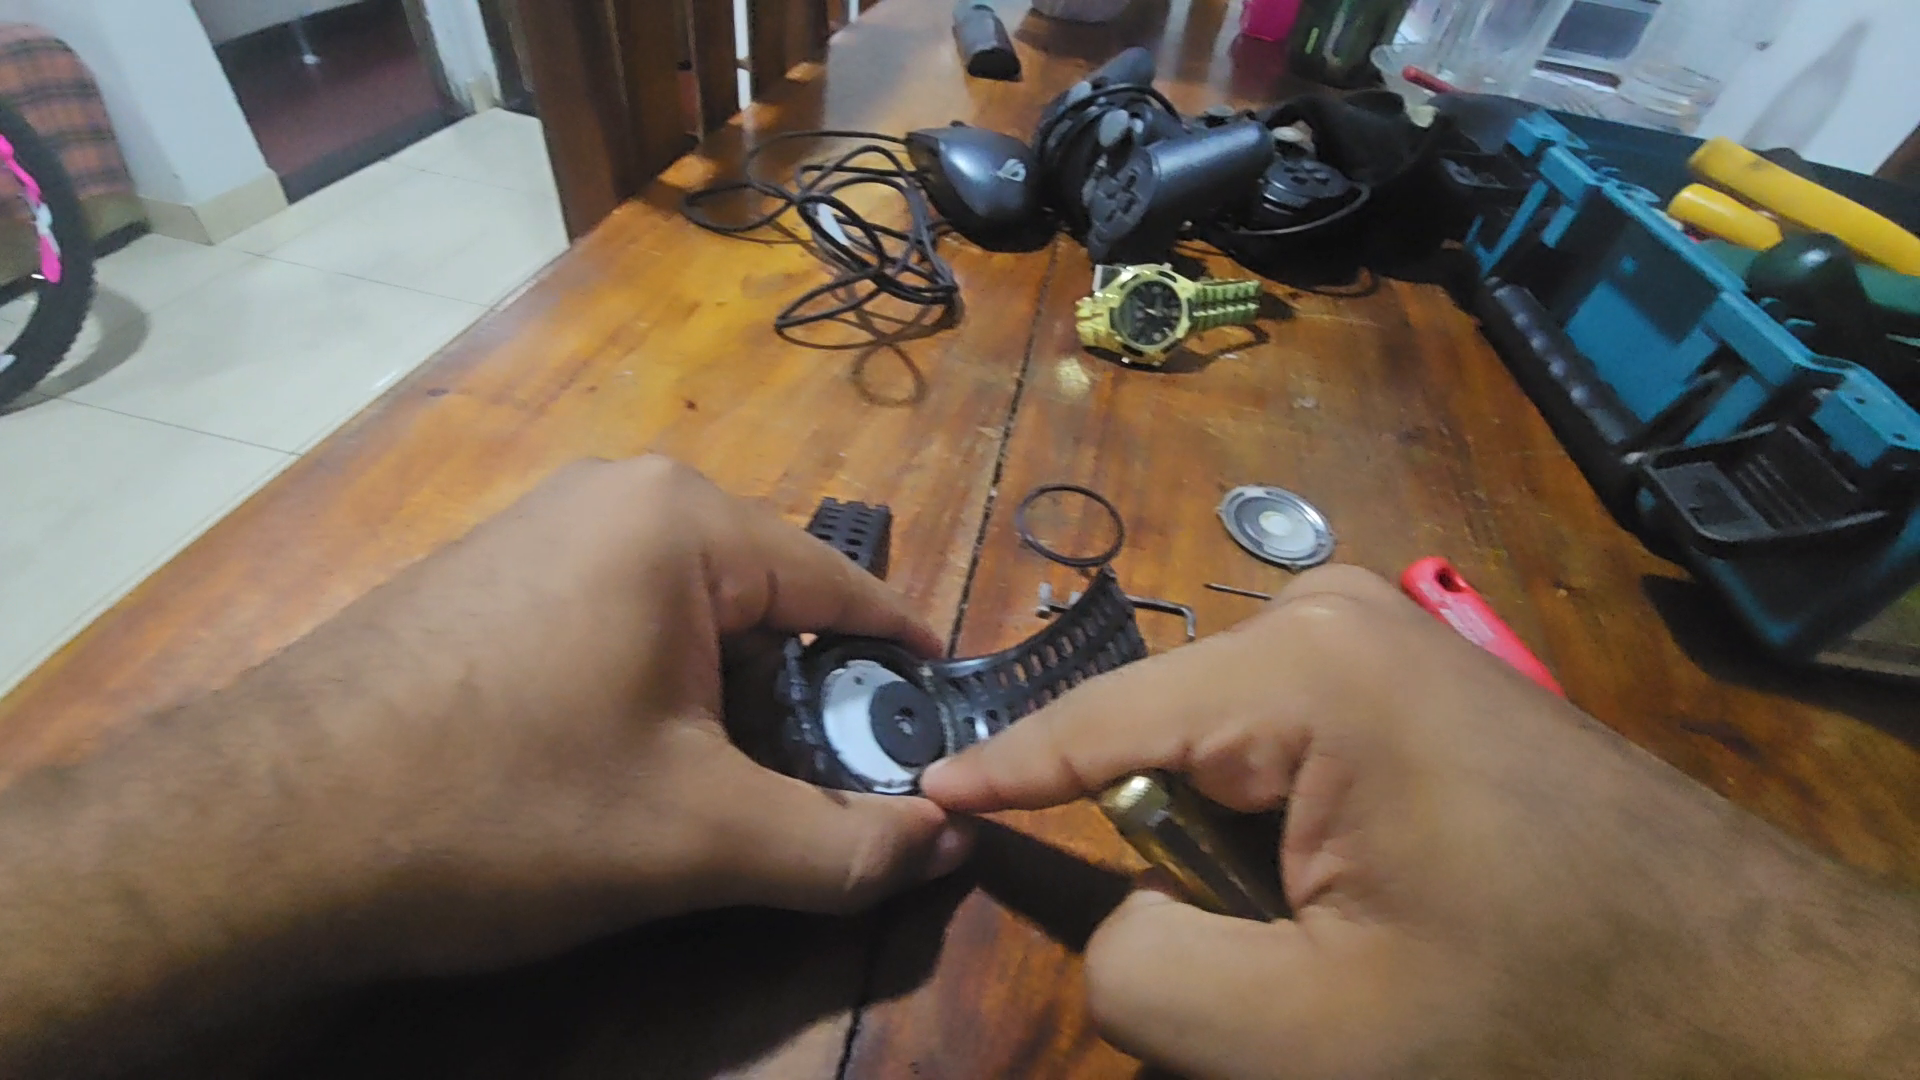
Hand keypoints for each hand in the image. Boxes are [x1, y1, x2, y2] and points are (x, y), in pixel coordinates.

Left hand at [0, 456, 969, 1073]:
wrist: (241, 836)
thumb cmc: (501, 809)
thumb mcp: (696, 838)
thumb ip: (841, 845)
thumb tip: (954, 844)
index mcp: (688, 522)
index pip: (841, 585)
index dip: (900, 651)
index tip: (938, 705)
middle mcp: (630, 493)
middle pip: (774, 592)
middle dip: (814, 679)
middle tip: (833, 764)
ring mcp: (561, 519)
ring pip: (707, 600)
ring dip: (744, 678)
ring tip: (744, 760)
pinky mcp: (513, 560)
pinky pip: (639, 601)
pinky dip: (676, 666)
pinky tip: (649, 733)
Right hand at [921, 566, 1918, 1079]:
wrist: (1811, 1011)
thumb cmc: (1566, 1022)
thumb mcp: (1326, 1040)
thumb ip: (1153, 975)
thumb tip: (1101, 914)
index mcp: (1301, 666)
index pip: (1100, 719)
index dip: (1004, 765)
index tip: (929, 789)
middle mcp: (1319, 611)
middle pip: (1164, 734)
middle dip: (1158, 837)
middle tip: (1251, 939)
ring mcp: (1364, 628)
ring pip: (1214, 742)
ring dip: (1222, 838)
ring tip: (1327, 920)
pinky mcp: (1392, 664)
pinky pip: (1272, 737)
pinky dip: (1266, 814)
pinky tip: (1353, 874)